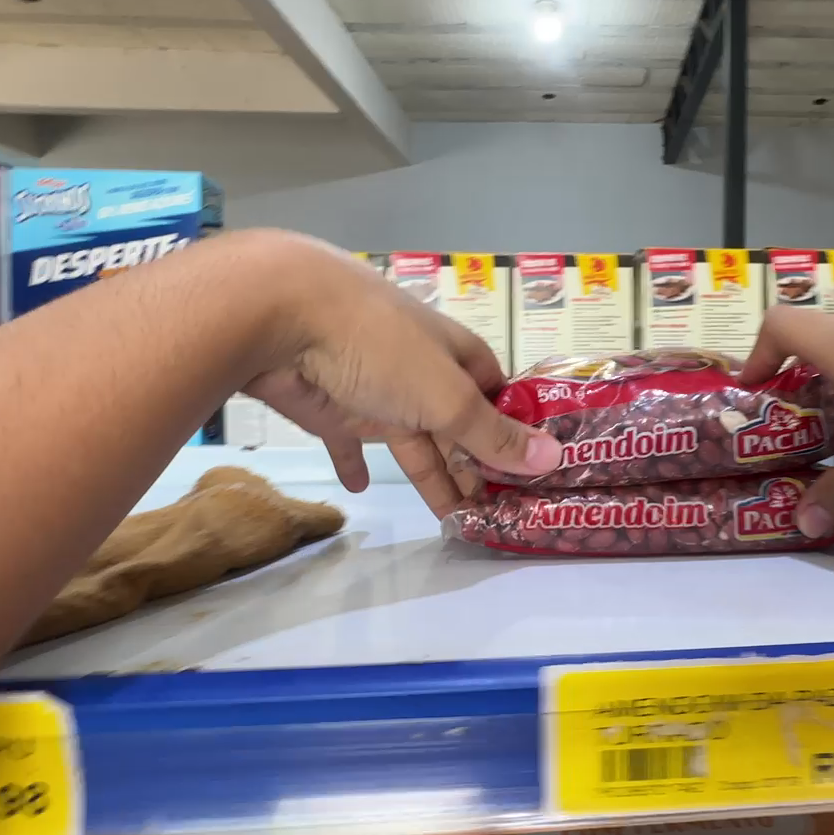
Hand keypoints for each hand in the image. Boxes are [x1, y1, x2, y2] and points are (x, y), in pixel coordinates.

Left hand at [240, 234, 558, 514]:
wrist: (279, 314)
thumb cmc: (381, 348)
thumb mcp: (447, 398)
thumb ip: (494, 435)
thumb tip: (554, 460)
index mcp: (455, 358)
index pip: (496, 395)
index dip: (512, 431)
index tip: (529, 475)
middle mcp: (420, 371)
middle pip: (456, 425)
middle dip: (474, 465)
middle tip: (495, 514)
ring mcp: (374, 387)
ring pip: (410, 440)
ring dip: (430, 475)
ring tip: (454, 520)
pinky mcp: (330, 405)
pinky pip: (348, 441)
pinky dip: (355, 463)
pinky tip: (360, 488)